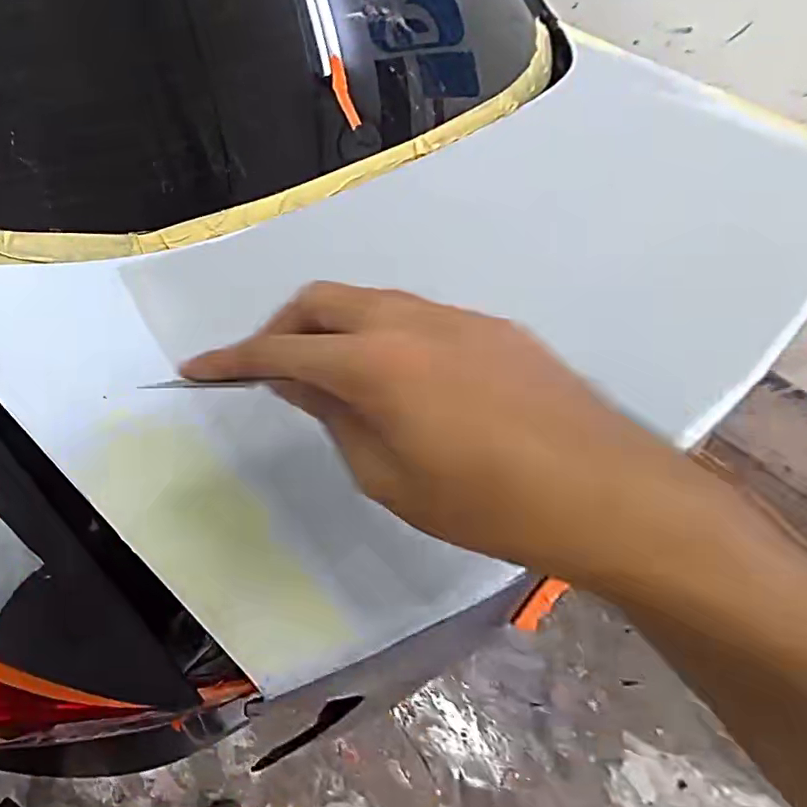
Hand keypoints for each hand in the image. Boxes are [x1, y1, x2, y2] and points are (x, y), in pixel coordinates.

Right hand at [181, 282, 724, 586]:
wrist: (610, 497)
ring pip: (369, 301)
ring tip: (328, 377)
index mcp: (377, 364)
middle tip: (268, 370)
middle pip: (321, 300)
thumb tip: (297, 379)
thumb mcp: (386, 476)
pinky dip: (378, 334)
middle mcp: (410, 322)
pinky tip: (393, 380)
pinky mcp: (492, 329)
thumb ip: (333, 416)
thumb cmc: (485, 505)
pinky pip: (412, 316)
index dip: (232, 358)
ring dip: (331, 328)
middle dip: (281, 328)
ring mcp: (457, 319)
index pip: (282, 350)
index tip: (197, 367)